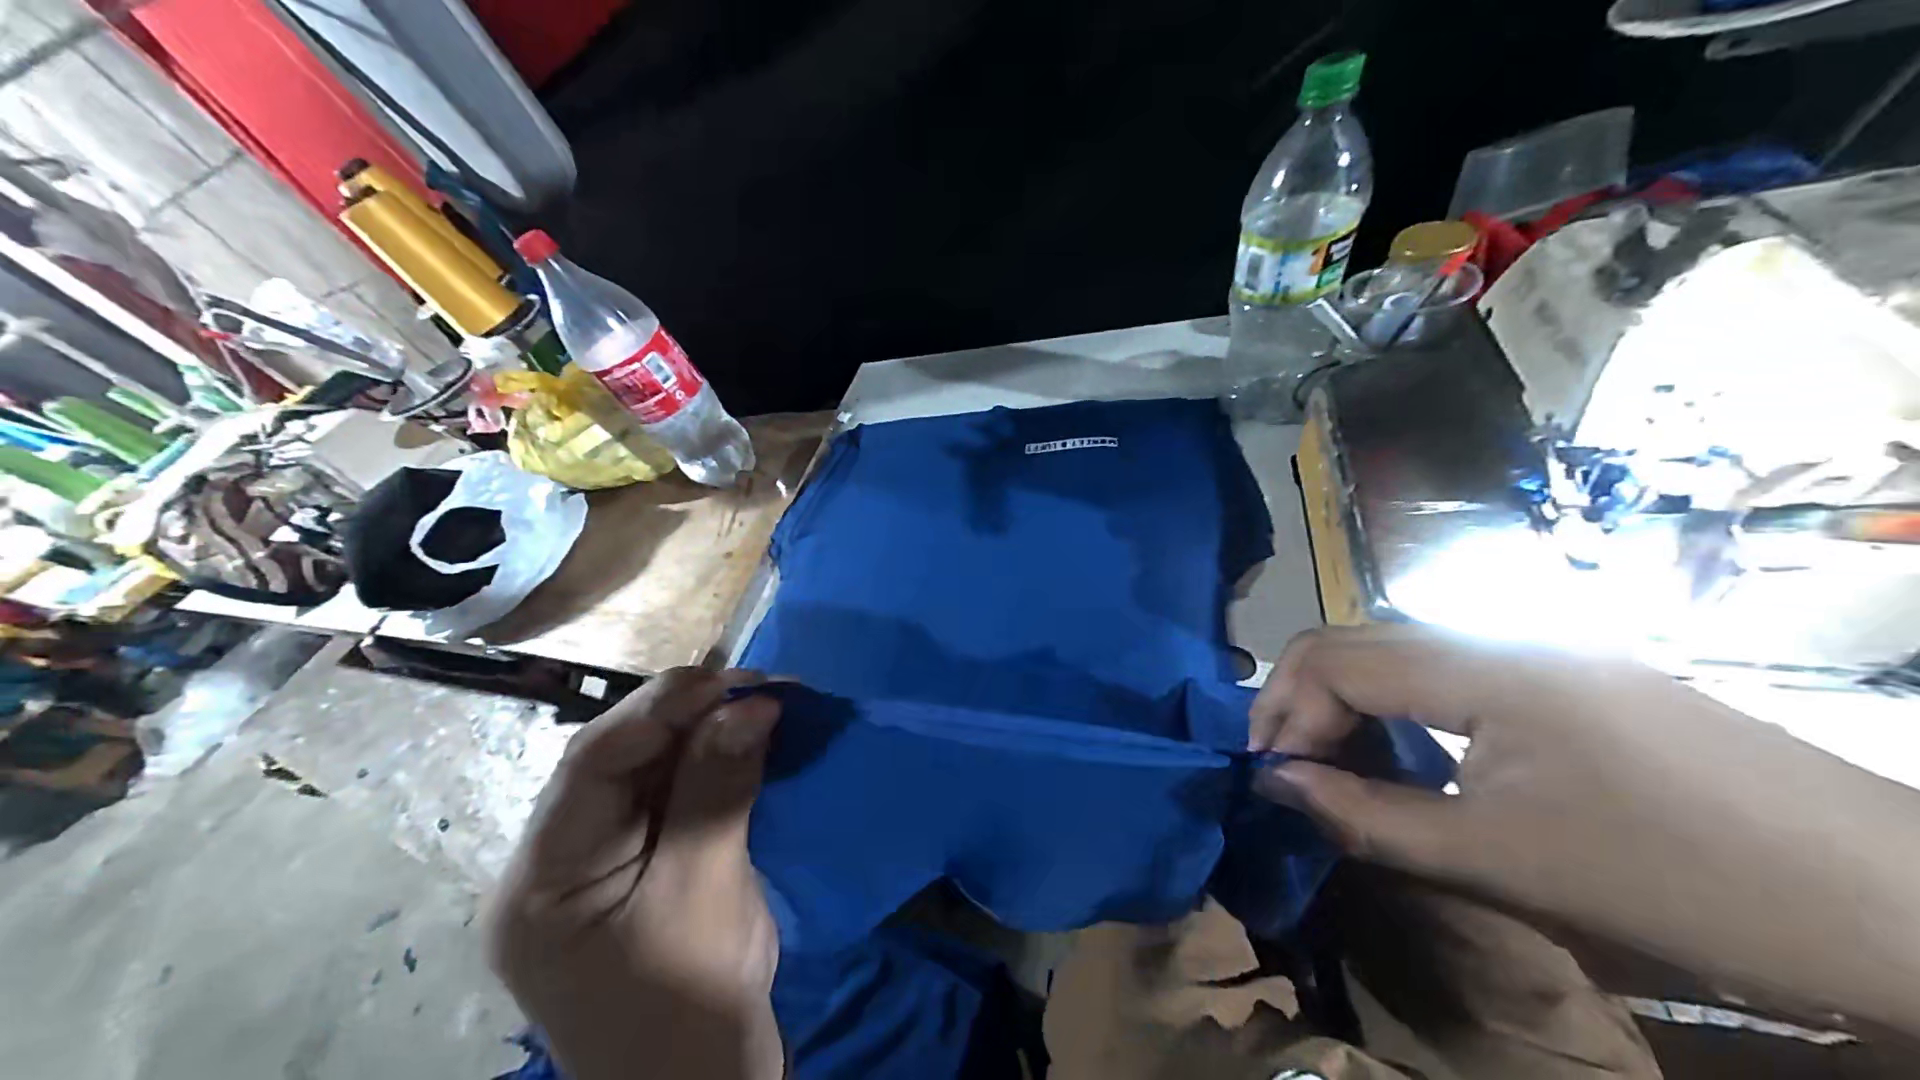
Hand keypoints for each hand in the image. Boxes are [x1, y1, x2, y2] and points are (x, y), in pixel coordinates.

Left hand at [486, 668, 784, 1079]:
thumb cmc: (690, 1010)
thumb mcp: (704, 895)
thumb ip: (718, 792)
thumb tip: (752, 704)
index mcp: (541, 880)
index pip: (591, 764)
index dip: (660, 708)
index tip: (732, 680)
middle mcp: (559, 860)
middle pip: (618, 760)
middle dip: (689, 715)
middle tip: (759, 686)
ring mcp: (601, 863)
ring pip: (650, 771)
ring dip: (708, 733)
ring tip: (763, 701)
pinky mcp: (642, 864)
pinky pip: (675, 795)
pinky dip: (716, 763)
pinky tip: (750, 741)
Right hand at [1248, 624, 1919, 1035]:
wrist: (1902, 900)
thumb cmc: (1680, 879)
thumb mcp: (1500, 859)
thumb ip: (1368, 816)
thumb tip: (1275, 785)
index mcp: (1482, 663)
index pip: (1334, 658)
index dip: (1284, 713)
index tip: (1269, 776)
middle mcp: (1499, 634)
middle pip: (1357, 640)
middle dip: (1302, 701)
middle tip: (1287, 768)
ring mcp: (1538, 649)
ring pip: (1399, 652)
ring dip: (1348, 701)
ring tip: (1336, 764)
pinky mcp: (1569, 674)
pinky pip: (1448, 671)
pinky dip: (1401, 707)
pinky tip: (1410, 754)